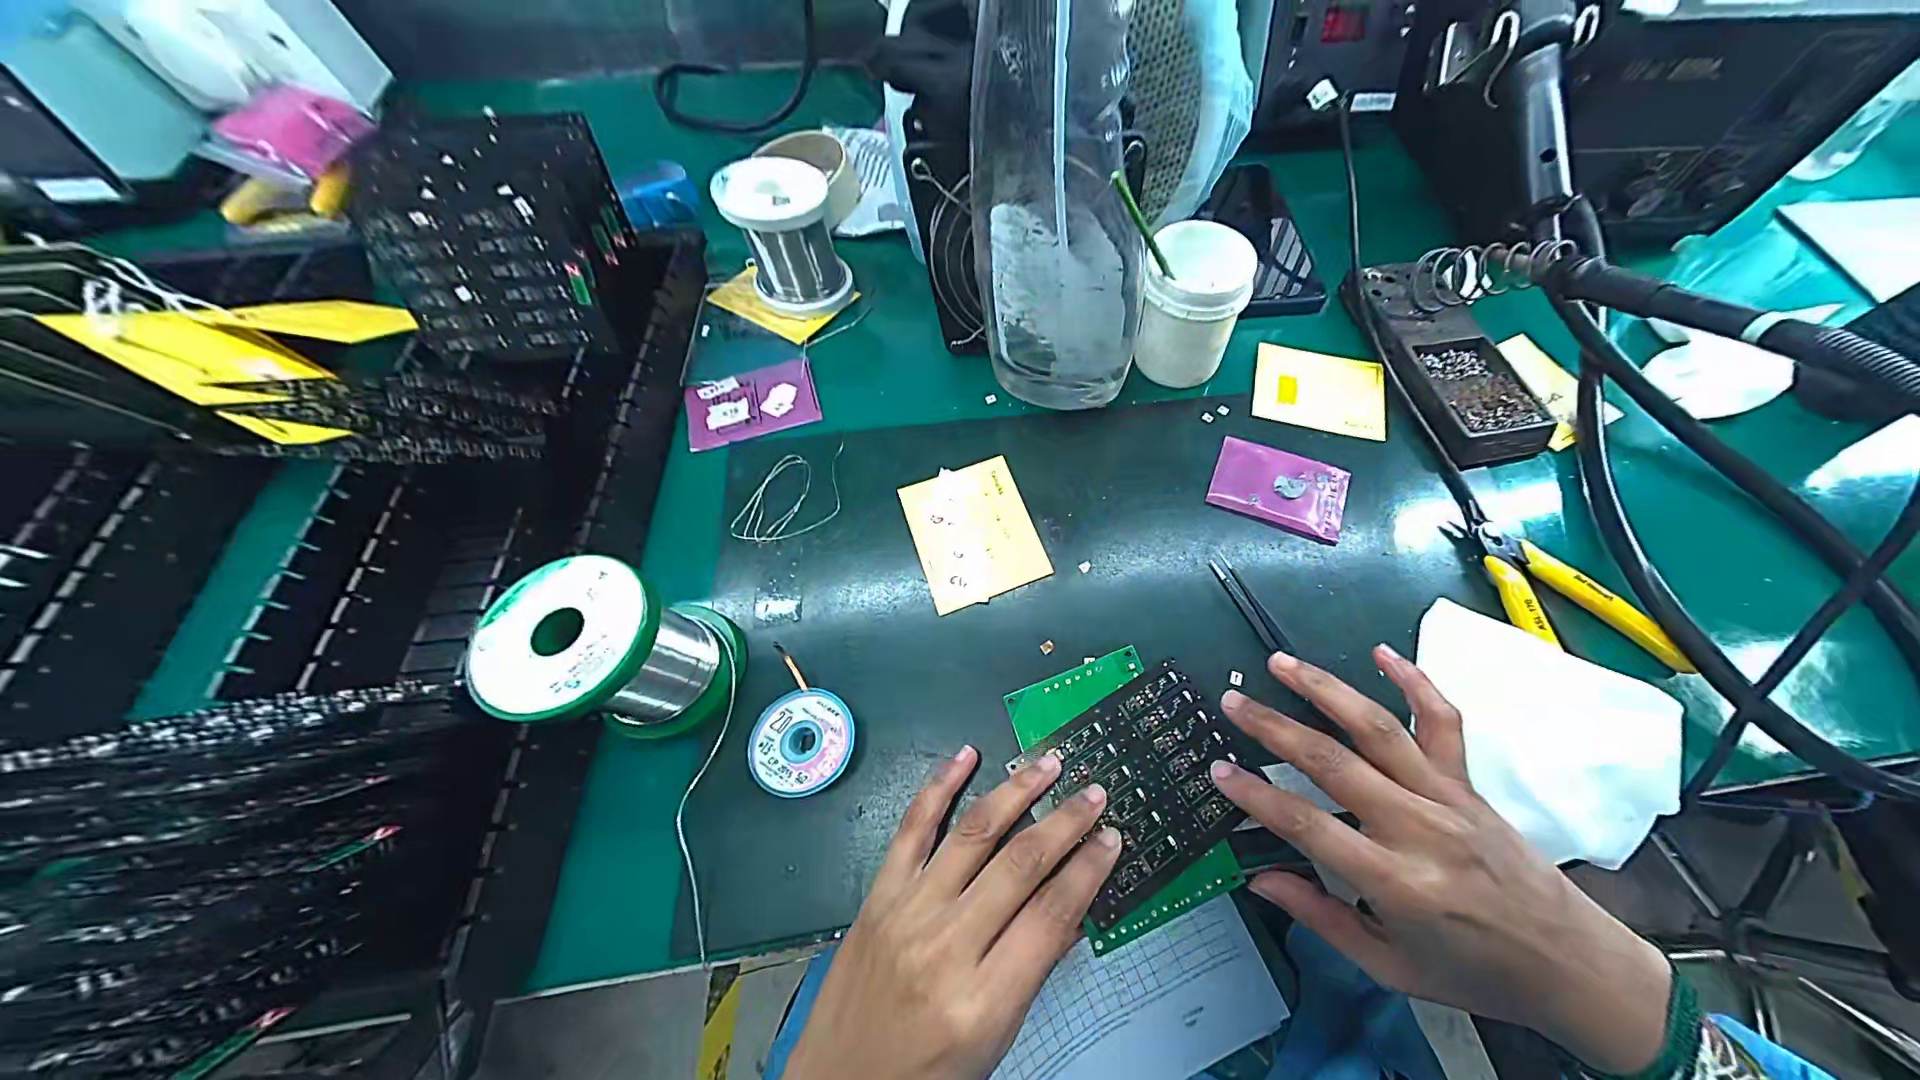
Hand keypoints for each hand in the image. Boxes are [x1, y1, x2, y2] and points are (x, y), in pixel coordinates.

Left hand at [784, 746, 1122, 1079]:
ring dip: (1016, 791)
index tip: (1111, 839)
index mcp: (982, 999)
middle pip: (1020, 866)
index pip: (1051, 916)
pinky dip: (939, 786)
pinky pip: (913, 828)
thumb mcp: (994, 1040)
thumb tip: (1072, 907)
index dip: (1089, 870)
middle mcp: (946, 945)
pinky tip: (964, 757)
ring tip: (1047, 765)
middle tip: (1094, 794)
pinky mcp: (880, 892)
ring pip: (973, 833)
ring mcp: (908, 910)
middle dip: (1064, 823)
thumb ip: (1032, 970)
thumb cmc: (925, 1074)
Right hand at [1210, 646, 1672, 1074]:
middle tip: (1233, 703)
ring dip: (1325, 689)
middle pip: (1334, 762)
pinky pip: (1443, 723)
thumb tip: (1259, 879)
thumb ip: (1320, 918)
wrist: (1580, 970)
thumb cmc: (1477, 971)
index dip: (1256, 796)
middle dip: (1274, 727)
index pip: (1308, 826)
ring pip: (1378, 729)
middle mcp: (1420, 828)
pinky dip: (1415, 682)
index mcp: (1397, 882)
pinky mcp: (1469, 782)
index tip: (1218, 770)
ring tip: (1282, 664)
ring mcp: (1448, 797)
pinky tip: (1381, 653)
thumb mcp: (1390, 967)